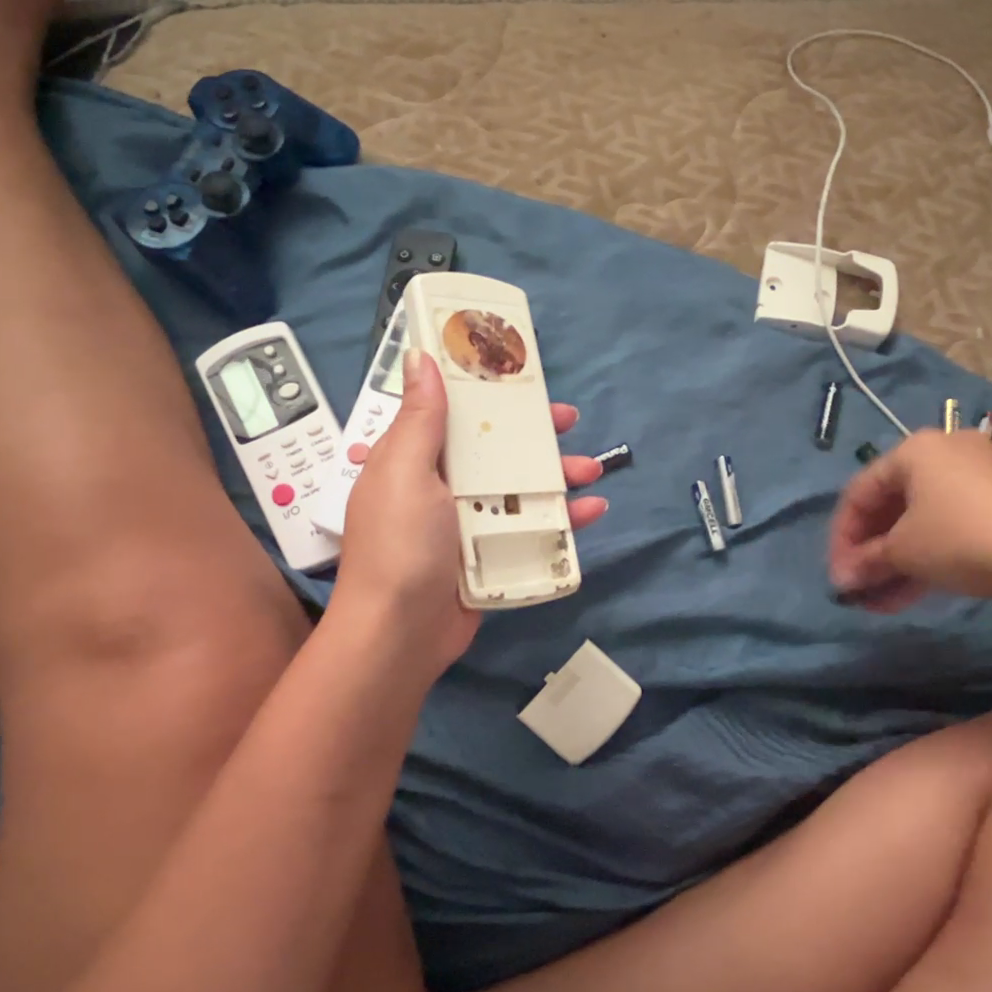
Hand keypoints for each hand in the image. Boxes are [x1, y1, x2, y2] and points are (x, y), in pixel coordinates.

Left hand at [333, 349, 607, 672]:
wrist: (398, 635)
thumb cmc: (399, 545)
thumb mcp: (405, 472)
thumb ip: (421, 418)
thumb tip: (421, 357)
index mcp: (414, 460)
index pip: (456, 413)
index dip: (490, 394)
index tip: (524, 380)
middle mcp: (441, 488)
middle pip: (496, 450)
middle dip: (535, 436)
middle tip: (571, 422)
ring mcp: (467, 525)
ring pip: (520, 488)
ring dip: (557, 476)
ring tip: (592, 471)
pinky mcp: (490, 558)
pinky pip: (531, 530)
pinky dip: (562, 520)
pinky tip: (591, 513)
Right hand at [827, 429, 991, 611]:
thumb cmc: (963, 537)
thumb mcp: (905, 552)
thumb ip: (867, 563)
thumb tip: (844, 580)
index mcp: (914, 450)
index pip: (860, 493)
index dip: (842, 538)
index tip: (839, 577)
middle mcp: (946, 453)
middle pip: (892, 506)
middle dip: (872, 553)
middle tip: (860, 590)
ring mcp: (981, 477)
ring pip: (923, 521)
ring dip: (898, 562)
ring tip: (884, 603)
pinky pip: (953, 527)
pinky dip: (931, 556)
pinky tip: (917, 592)